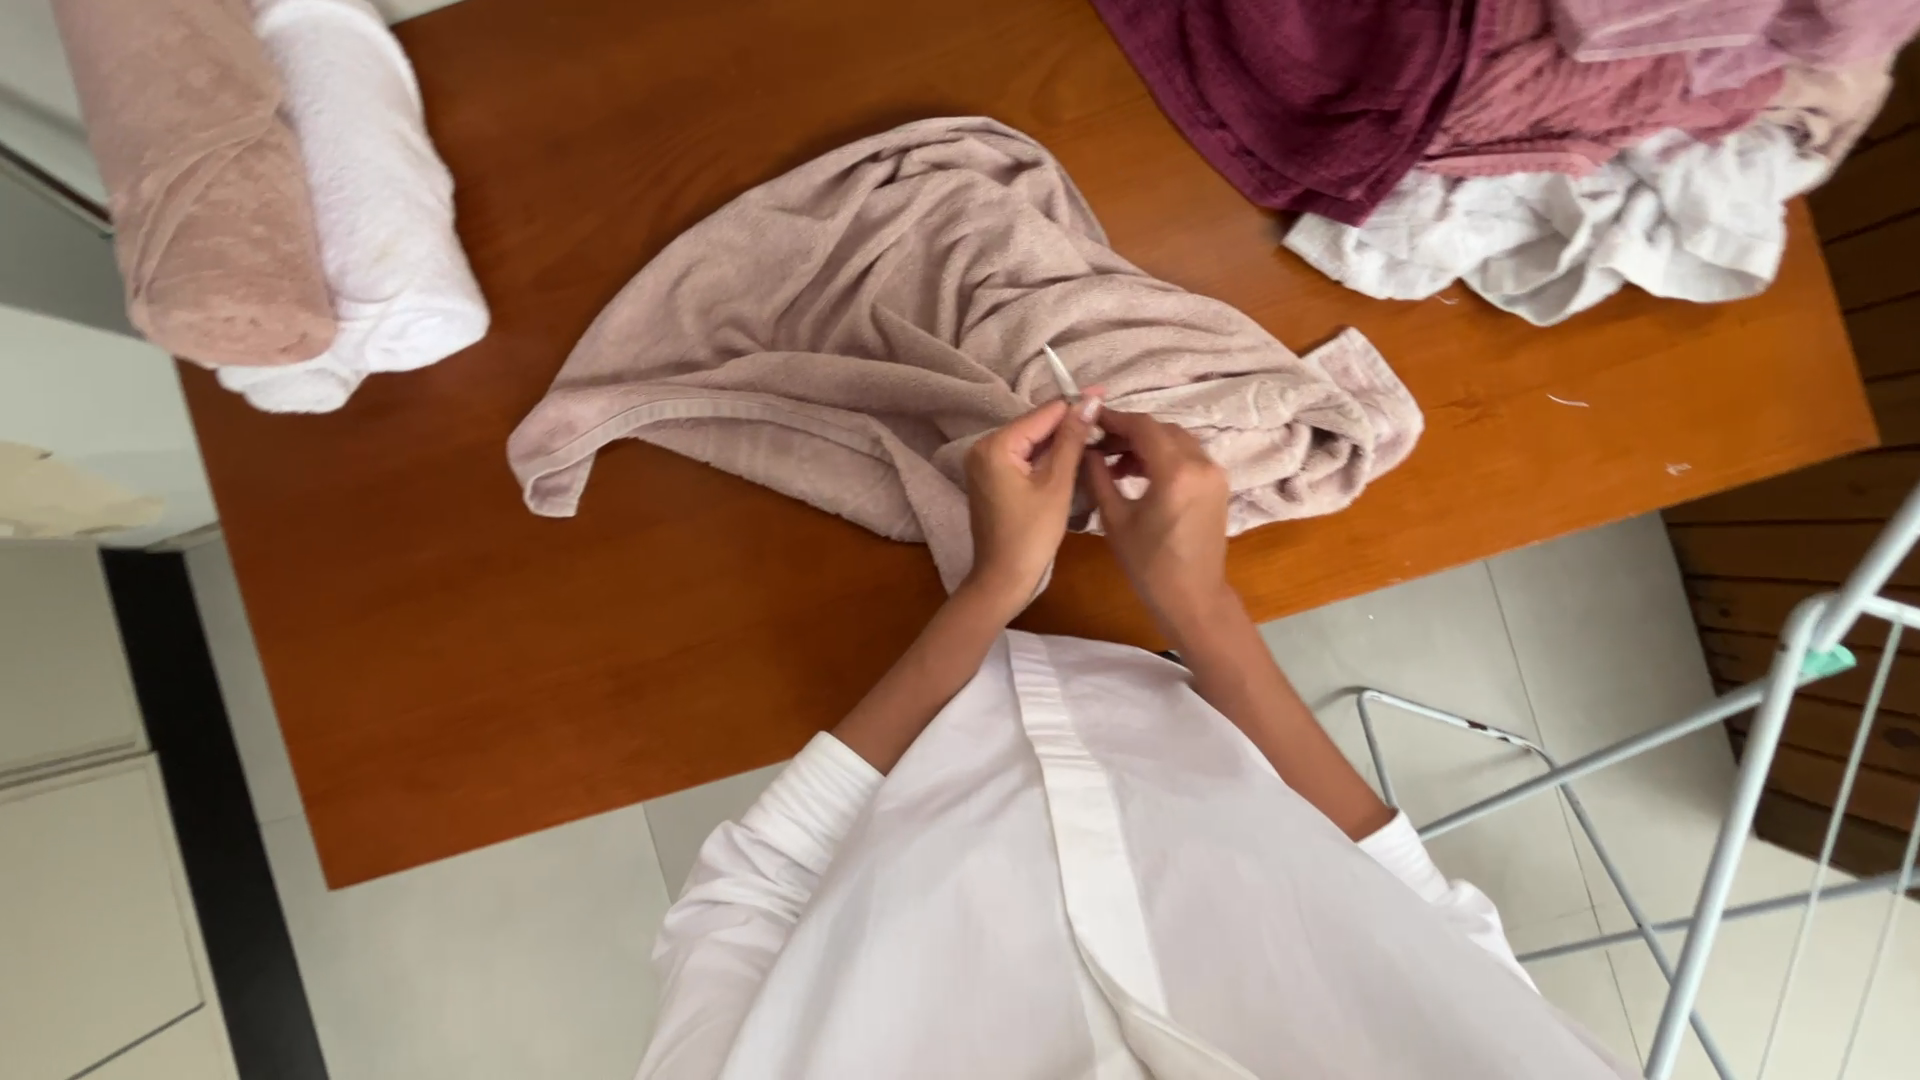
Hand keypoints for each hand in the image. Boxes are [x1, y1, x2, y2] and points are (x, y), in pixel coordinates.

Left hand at [961, 395, 1102, 615]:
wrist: (1003, 578)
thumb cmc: (1032, 535)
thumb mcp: (1057, 484)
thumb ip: (1072, 440)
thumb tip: (1089, 400)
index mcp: (995, 445)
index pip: (1043, 414)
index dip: (1076, 403)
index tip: (1106, 392)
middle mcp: (982, 447)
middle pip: (1035, 425)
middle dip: (1068, 421)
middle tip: (1106, 416)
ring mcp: (983, 463)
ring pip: (1030, 441)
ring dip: (1060, 439)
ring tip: (1097, 432)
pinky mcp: (989, 478)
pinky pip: (1022, 457)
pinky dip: (1046, 456)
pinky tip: (1072, 454)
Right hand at [1082, 409, 1233, 641]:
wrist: (1193, 596)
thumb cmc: (1149, 565)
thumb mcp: (1115, 519)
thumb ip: (1098, 477)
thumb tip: (1086, 449)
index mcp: (1176, 473)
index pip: (1143, 427)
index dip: (1115, 419)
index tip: (1090, 420)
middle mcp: (1201, 465)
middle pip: (1161, 429)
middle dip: (1129, 432)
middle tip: (1099, 445)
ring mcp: (1215, 473)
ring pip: (1176, 439)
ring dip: (1146, 443)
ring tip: (1116, 463)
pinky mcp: (1218, 484)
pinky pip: (1188, 455)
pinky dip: (1163, 455)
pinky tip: (1139, 473)